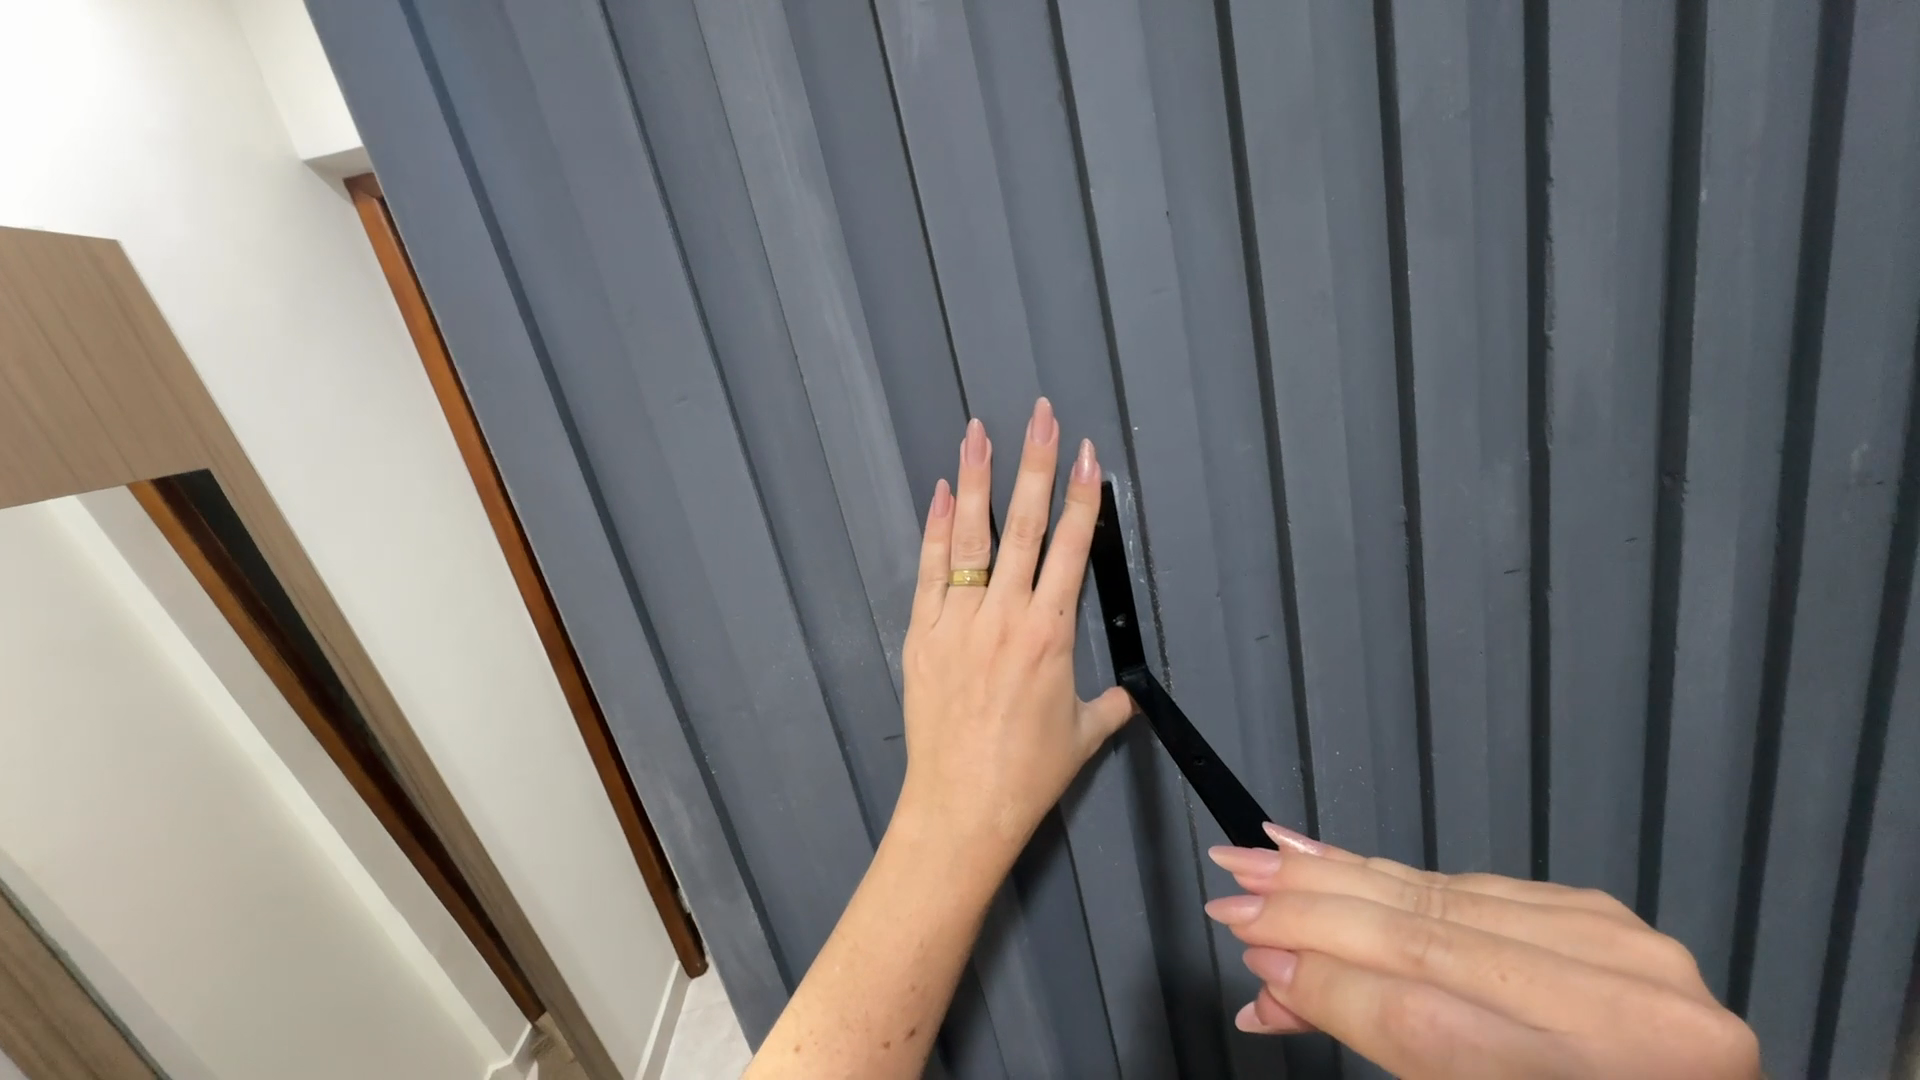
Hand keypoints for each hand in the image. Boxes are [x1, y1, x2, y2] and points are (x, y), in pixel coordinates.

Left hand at [898, 398, 1133, 863]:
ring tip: (978, 431)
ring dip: (976, 479)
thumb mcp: (1082, 737)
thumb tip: (1129, 699)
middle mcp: (1006, 615)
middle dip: (1035, 465)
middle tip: (1040, 415)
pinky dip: (934, 529)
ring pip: (971, 536)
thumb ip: (1109, 707)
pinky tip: (939, 492)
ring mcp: (959, 621)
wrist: (963, 805)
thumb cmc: (1028, 773)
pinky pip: (930, 571)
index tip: (1088, 455)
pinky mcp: (922, 635)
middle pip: (1026, 526)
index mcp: (1052, 633)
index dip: (1084, 498)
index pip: (1073, 548)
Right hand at [1206, 826, 1760, 1079]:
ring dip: (1330, 876)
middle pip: (1428, 941)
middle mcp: (1634, 1007)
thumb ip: (1384, 1037)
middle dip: (1311, 913)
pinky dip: (1382, 871)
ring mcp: (1618, 944)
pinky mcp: (1593, 909)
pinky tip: (1322, 852)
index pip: (1429, 1020)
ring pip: (1434, 897)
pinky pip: (1461, 884)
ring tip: (1259, 860)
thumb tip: (1272, 979)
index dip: (1327, 982)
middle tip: (1230, 891)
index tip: (1251, 952)